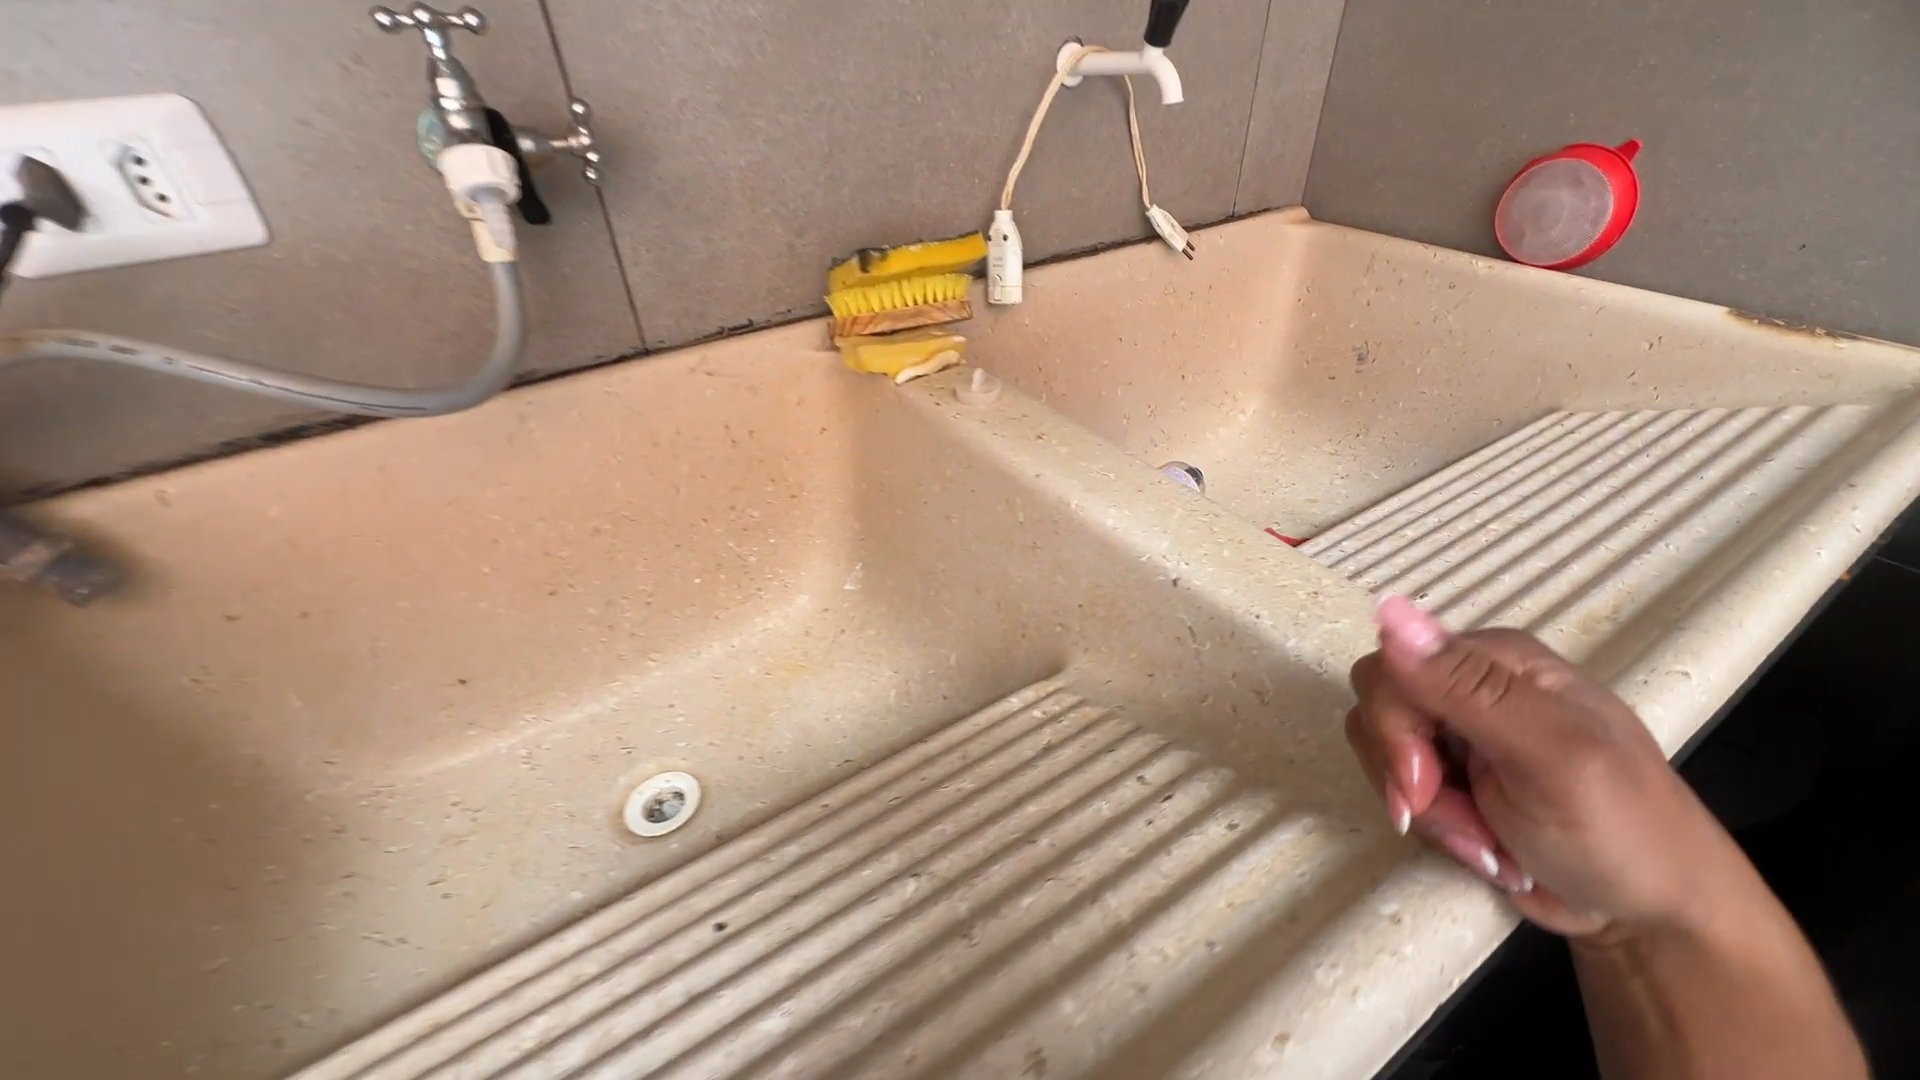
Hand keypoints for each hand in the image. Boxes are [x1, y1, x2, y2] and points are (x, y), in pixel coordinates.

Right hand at [1345, 595, 1747, 937]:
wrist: (1654, 918)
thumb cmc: (1622, 834)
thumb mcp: (1552, 756)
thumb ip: (1468, 687)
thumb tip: (1389, 608)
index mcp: (1496, 661)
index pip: (1389, 668)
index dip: (1394, 731)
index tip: (1425, 786)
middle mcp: (1468, 686)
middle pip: (1376, 710)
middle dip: (1408, 778)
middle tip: (1467, 823)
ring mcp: (1457, 733)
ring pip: (1380, 753)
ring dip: (1427, 811)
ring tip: (1488, 843)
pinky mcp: (1449, 776)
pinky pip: (1397, 787)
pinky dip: (1433, 826)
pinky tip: (1485, 846)